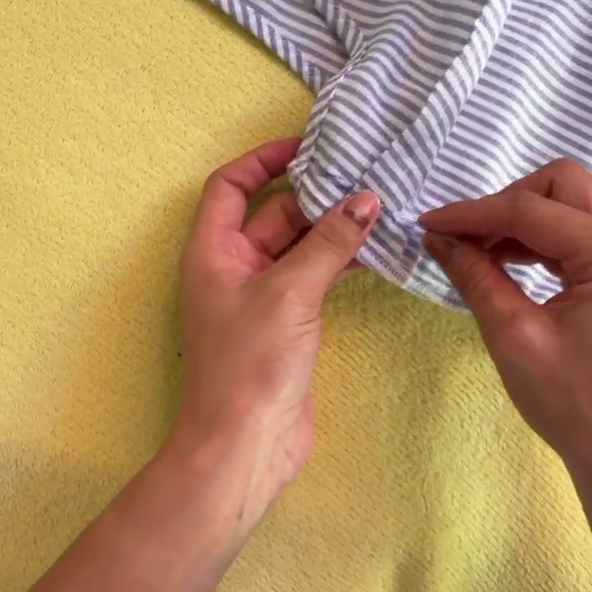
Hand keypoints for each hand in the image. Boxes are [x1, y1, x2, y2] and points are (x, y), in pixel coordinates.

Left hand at [168, 139, 379, 508]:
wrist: (243, 445)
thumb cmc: (249, 364)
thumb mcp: (289, 293)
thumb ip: (328, 243)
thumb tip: (367, 199)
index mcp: (211, 251)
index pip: (230, 187)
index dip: (263, 161)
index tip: (307, 147)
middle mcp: (232, 268)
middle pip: (271, 215)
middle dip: (313, 196)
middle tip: (365, 177)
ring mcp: (260, 298)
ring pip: (297, 248)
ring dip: (332, 230)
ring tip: (380, 208)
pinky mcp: (285, 325)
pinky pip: (312, 279)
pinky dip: (338, 263)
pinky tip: (374, 251)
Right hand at [418, 159, 591, 498]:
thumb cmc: (572, 405)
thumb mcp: (513, 336)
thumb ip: (475, 275)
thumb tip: (437, 236)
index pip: (534, 210)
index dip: (473, 213)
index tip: (426, 223)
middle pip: (564, 185)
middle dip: (505, 204)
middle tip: (463, 240)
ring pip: (575, 202)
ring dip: (524, 219)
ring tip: (480, 252)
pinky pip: (586, 230)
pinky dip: (545, 238)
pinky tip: (511, 262)